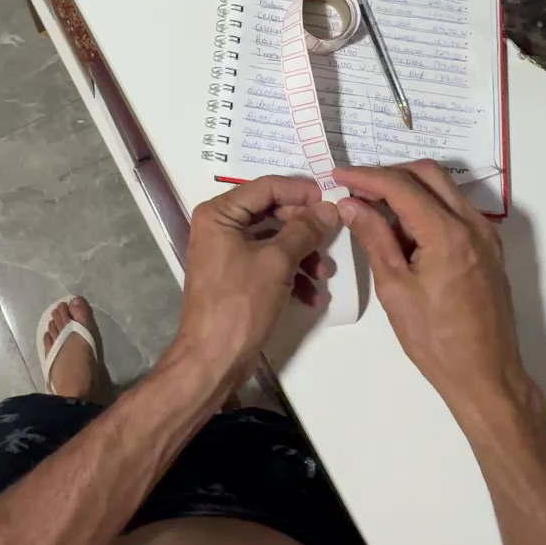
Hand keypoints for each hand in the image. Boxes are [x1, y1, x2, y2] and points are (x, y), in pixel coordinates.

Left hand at [171, 176, 338, 385]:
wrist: (214, 358)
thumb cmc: (241, 302)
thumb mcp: (278, 261)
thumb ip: (305, 230)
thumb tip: (329, 208)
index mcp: (220, 213)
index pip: (266, 186)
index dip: (300, 190)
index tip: (330, 199)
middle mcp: (220, 226)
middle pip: (271, 212)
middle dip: (303, 228)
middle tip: (331, 236)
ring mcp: (227, 252)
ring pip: (273, 240)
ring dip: (302, 254)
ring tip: (325, 275)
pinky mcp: (236, 276)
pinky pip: (268, 263)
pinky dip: (291, 274)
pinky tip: (313, 295)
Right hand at [334, 162, 536, 414]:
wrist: (487, 376)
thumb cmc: (434, 340)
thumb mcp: (394, 289)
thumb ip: (374, 238)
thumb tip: (351, 203)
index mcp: (447, 234)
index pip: (401, 186)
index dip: (366, 176)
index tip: (338, 175)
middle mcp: (473, 224)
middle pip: (427, 173)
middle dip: (388, 173)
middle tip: (355, 187)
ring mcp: (485, 233)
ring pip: (443, 187)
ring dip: (408, 186)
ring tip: (373, 203)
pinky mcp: (487, 245)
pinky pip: (453, 207)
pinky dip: (425, 203)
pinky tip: (401, 224)